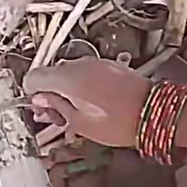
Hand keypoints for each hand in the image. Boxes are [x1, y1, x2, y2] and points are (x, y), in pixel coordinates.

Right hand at [23, 58, 150, 148]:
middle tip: (55, 116)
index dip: (32, 94)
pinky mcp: (109, 66)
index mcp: (67, 78)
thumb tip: (41, 101)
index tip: (38, 107)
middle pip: (52, 74)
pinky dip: (83, 86)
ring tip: (75, 114)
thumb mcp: (80, 123)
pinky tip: (90, 105)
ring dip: (66, 91)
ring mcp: (96, 63)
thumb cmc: (119, 122)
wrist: (154, 113)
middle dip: (50, 94)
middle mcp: (80, 64)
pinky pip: (87, 73)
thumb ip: (56, 108)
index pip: (34, 77)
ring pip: (69, 74)